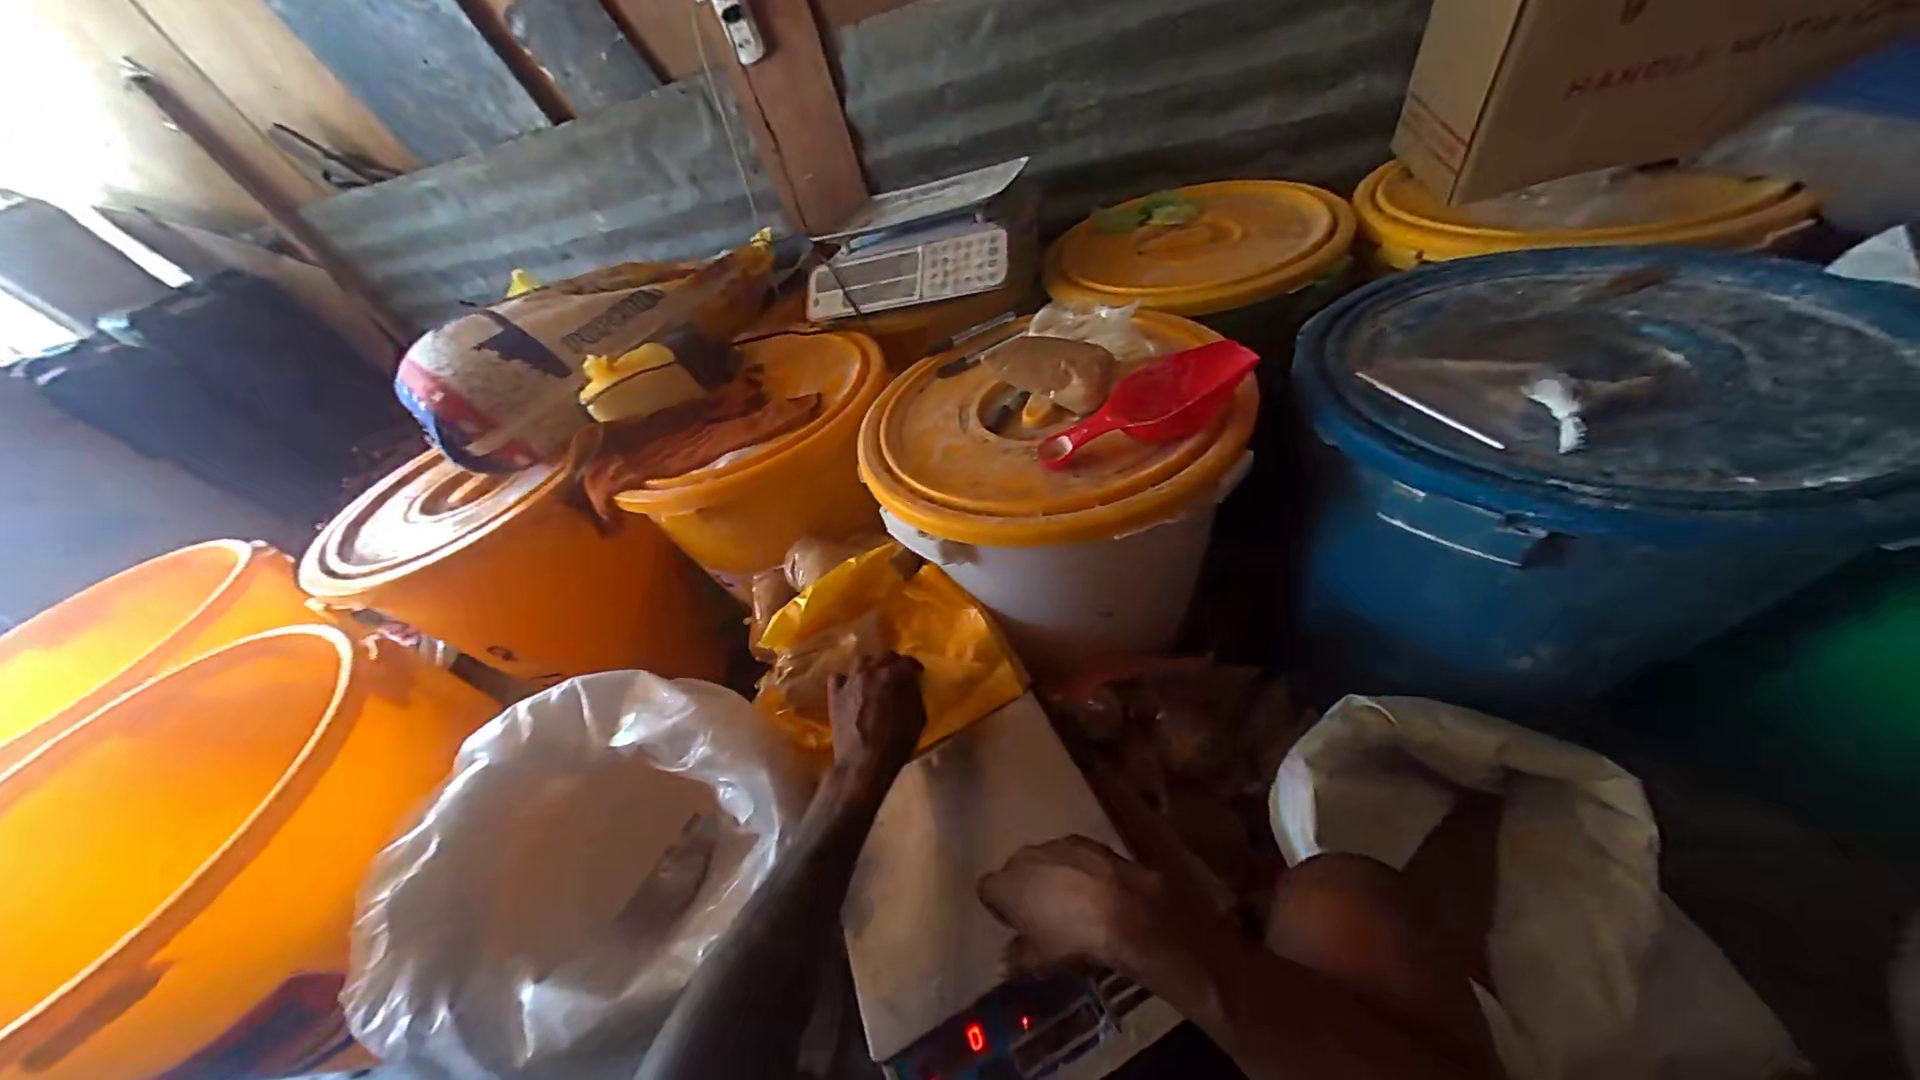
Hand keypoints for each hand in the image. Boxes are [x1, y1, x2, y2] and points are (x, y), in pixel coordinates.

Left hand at [827, 653, 926, 791]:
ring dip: (871, 666)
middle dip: (893, 663)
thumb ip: (915, 694)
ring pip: (861, 661)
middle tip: (897, 675)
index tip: (917, 675)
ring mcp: (851, 680)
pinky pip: (839, 676)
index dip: (914, 667)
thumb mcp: (918, 717)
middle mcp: (871, 671)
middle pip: (884, 656)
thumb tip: (911, 684)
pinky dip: (846, 679)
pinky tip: (851, 687)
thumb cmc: (896, 742)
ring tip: (874, 678)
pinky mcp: (835, 693)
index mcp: (894, 675)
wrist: (863, 761)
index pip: (908, 661)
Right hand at [978, 836, 1172, 974]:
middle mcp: (1024, 857)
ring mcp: (1054, 844)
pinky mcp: (1083, 839)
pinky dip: (1075, 868)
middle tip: (1044, 916)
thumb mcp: (1040, 961)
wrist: (1122, 909)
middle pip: (1015, 872)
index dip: (999, 908)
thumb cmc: (1071, 938)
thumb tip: (1004, 961)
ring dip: (1050, 877)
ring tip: (1072, 902)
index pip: (986, 890)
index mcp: (1006, 885)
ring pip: (1043, 861)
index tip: (1016, 925)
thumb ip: (1016, 959)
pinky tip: (1093, 889)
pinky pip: (1070, 855)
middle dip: (1025, 889)